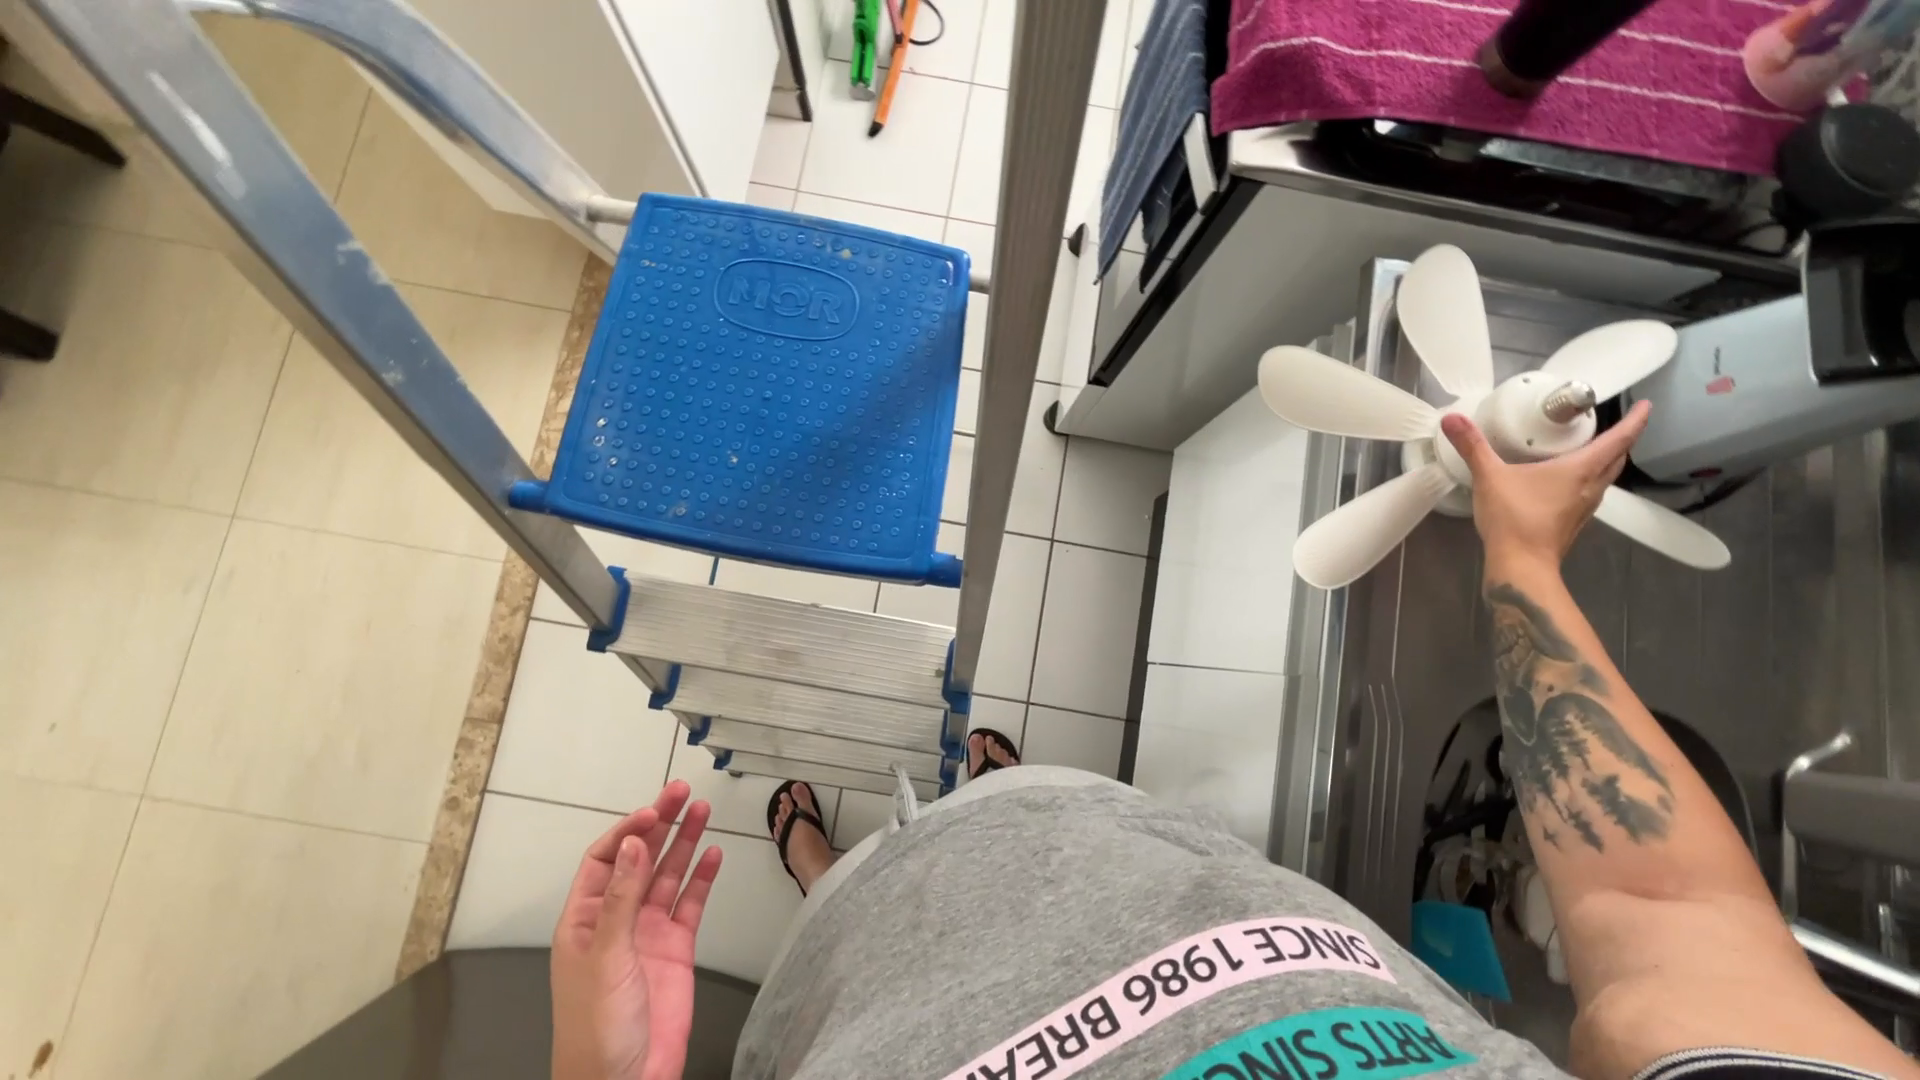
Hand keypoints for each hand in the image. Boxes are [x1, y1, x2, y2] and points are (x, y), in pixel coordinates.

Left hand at [550, 781, 723, 1079]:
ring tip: (703, 810)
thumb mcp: (606, 958)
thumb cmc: (597, 1029)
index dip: (629, 831)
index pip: (607, 859)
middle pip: (641, 859)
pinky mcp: (677, 948)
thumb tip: (634, 843)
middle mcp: (618, 919)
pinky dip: (703, 878)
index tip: (654, 811)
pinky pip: (691, 903)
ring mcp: (649, 933)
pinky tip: (714, 855)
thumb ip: (623, 900)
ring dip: (685, 843)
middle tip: (681, 791)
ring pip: (669, 875)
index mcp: (586, 919)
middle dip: (661, 824)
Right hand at [1440, 399, 1650, 571]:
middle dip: (1621, 440)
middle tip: (1613, 425)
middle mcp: (1592, 486)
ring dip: (1605, 461)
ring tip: (1590, 449)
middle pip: (1618, 458)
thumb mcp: (1489, 477)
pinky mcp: (1574, 522)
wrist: (1521, 564)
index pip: (1619, 438)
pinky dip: (1588, 479)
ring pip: (1606, 476)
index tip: (1647, 405)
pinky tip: (1567, 482)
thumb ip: (1472, 447)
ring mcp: (1586, 507)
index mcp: (1581, 469)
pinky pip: (1591, 492)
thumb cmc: (1514, 517)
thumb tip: (1451, 417)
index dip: (1636, 420)